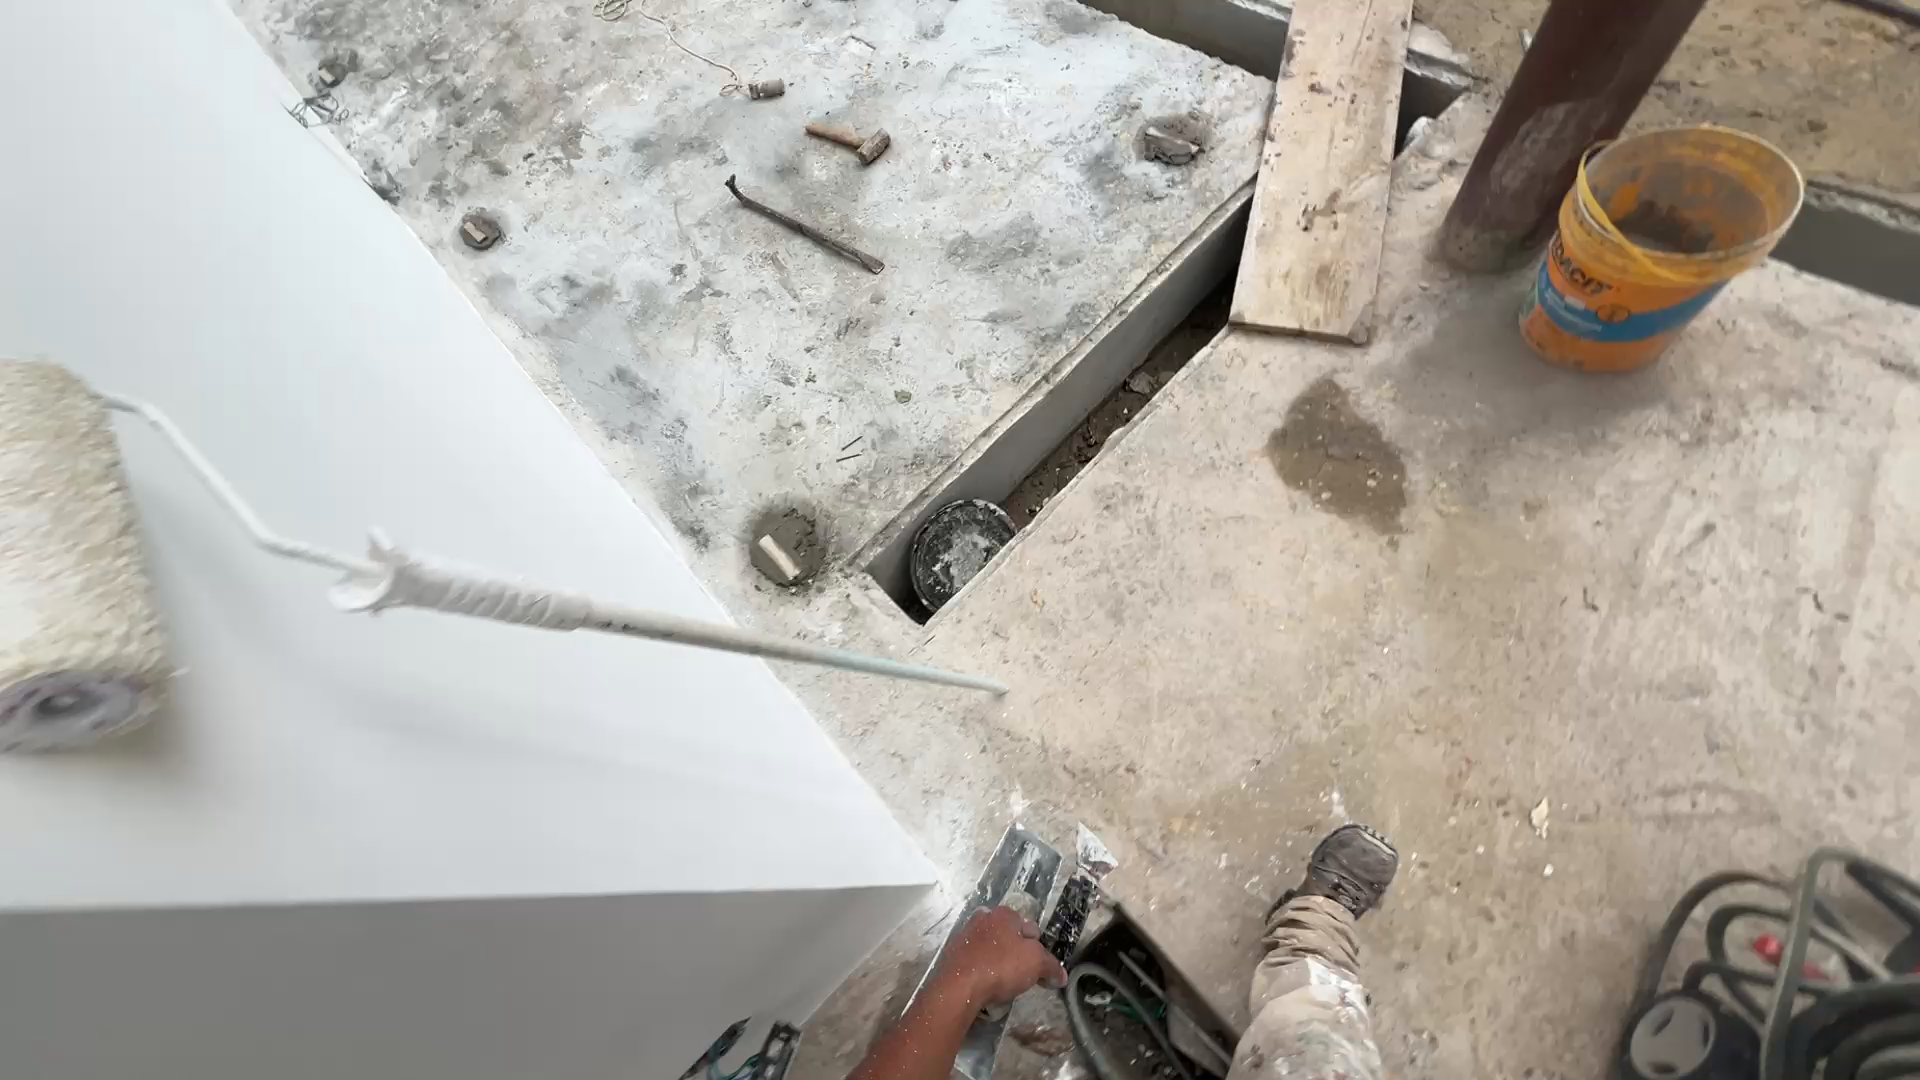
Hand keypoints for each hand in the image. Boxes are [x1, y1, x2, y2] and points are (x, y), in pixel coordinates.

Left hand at [932, 906, 1068, 1008]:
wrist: (958, 985)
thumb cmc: (1000, 966)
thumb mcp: (1036, 963)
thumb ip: (1051, 966)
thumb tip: (1061, 975)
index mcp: (1005, 914)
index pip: (1031, 928)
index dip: (1039, 949)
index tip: (1041, 970)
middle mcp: (985, 918)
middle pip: (1010, 936)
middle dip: (1018, 954)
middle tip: (1024, 976)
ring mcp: (967, 934)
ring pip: (992, 948)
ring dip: (1000, 961)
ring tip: (1004, 983)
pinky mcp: (955, 953)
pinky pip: (977, 960)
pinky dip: (984, 970)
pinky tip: (986, 984)